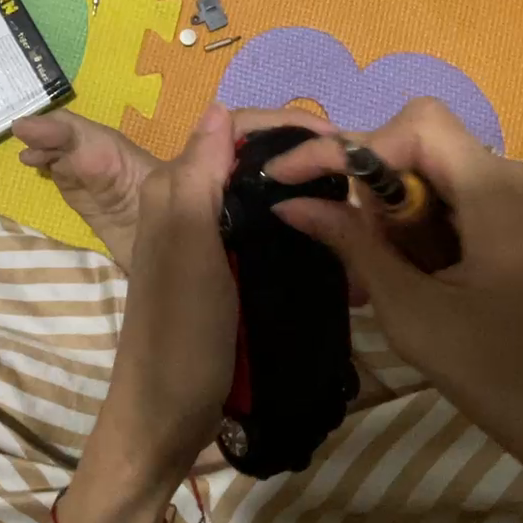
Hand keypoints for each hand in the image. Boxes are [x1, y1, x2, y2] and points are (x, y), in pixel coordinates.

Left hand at [43, 105, 334, 522]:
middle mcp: (188, 204)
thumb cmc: (180, 330)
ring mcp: (206, 239)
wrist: (166, 416)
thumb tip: (218, 105)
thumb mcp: (189, 244)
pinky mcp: (224, 272)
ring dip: (303, 202)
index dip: (282, 127)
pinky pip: (262, 236)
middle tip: (357, 183)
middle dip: (299, 164)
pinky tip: (332, 250)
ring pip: (259, 198)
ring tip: (355, 216)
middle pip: (248, 162)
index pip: (231, 129)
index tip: (338, 143)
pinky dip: (296, 237)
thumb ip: (199, 173)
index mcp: (175, 187)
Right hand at [264, 98, 522, 511]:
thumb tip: (290, 202)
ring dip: (416, 205)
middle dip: (385, 188)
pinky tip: (447, 264)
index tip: (294, 176)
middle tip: (372, 249)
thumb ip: (353, 245)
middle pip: (432, 145)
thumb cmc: (506, 384)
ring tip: (412, 269)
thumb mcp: (414, 316)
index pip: (416, 127)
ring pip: (454, 164)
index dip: (348, 144)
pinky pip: (483, 183)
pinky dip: (449, 213)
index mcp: (510, 200)